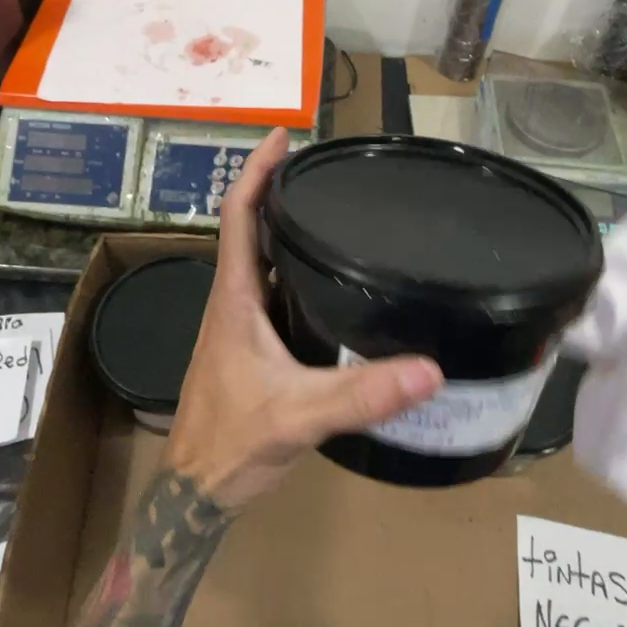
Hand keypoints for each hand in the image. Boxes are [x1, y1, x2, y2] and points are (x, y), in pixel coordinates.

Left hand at [165, 128, 444, 511]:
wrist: (197, 489)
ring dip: (282, 224)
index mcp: (234, 298)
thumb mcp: (298, 415)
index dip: (257, 171)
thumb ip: (361, 394)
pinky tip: (325, 275)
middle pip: (249, 226)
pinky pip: (270, 287)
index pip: (238, 215)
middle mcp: (233, 300)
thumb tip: (430, 369)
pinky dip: (290, 264)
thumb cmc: (231, 443)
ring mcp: (239, 322)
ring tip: (328, 205)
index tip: (283, 137)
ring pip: (259, 257)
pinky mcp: (250, 345)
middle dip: (277, 188)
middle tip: (321, 165)